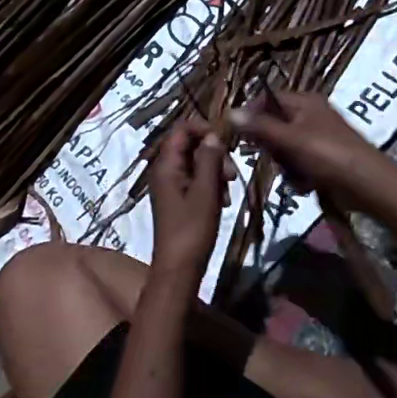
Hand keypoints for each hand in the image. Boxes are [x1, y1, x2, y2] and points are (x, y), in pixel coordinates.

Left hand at [148, 121, 229, 278]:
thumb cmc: (192, 229)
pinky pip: (196, 180)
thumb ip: (209, 160)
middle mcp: (164, 171)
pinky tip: (223, 201)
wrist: (179, 268)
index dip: (204, 129)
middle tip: (231, 174)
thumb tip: (213, 135)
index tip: (226, 142)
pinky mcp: (178, 198)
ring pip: (196, 163)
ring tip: (228, 191)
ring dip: (215, 171)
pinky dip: (211, 185)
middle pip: (190, 145)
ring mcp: (171, 185)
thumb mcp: (205, 192)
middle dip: (214, 153)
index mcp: (165, 165)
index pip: (181, 130)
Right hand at [228, 91, 396, 211]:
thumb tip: (229, 112)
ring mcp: (318, 138)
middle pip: (274, 126)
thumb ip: (259, 127)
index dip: (252, 114)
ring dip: (286, 166)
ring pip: (285, 149)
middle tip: (277, 159)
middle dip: (272, 148)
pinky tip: (307, 185)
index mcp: (304, 101)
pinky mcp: (324, 159)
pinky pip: (299, 164)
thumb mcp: (289, 139)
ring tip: (297, 175)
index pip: (267, 99)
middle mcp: (310, 114)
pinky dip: (299, 175)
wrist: (368, 185)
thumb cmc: (328, 155)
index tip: (240, 135)